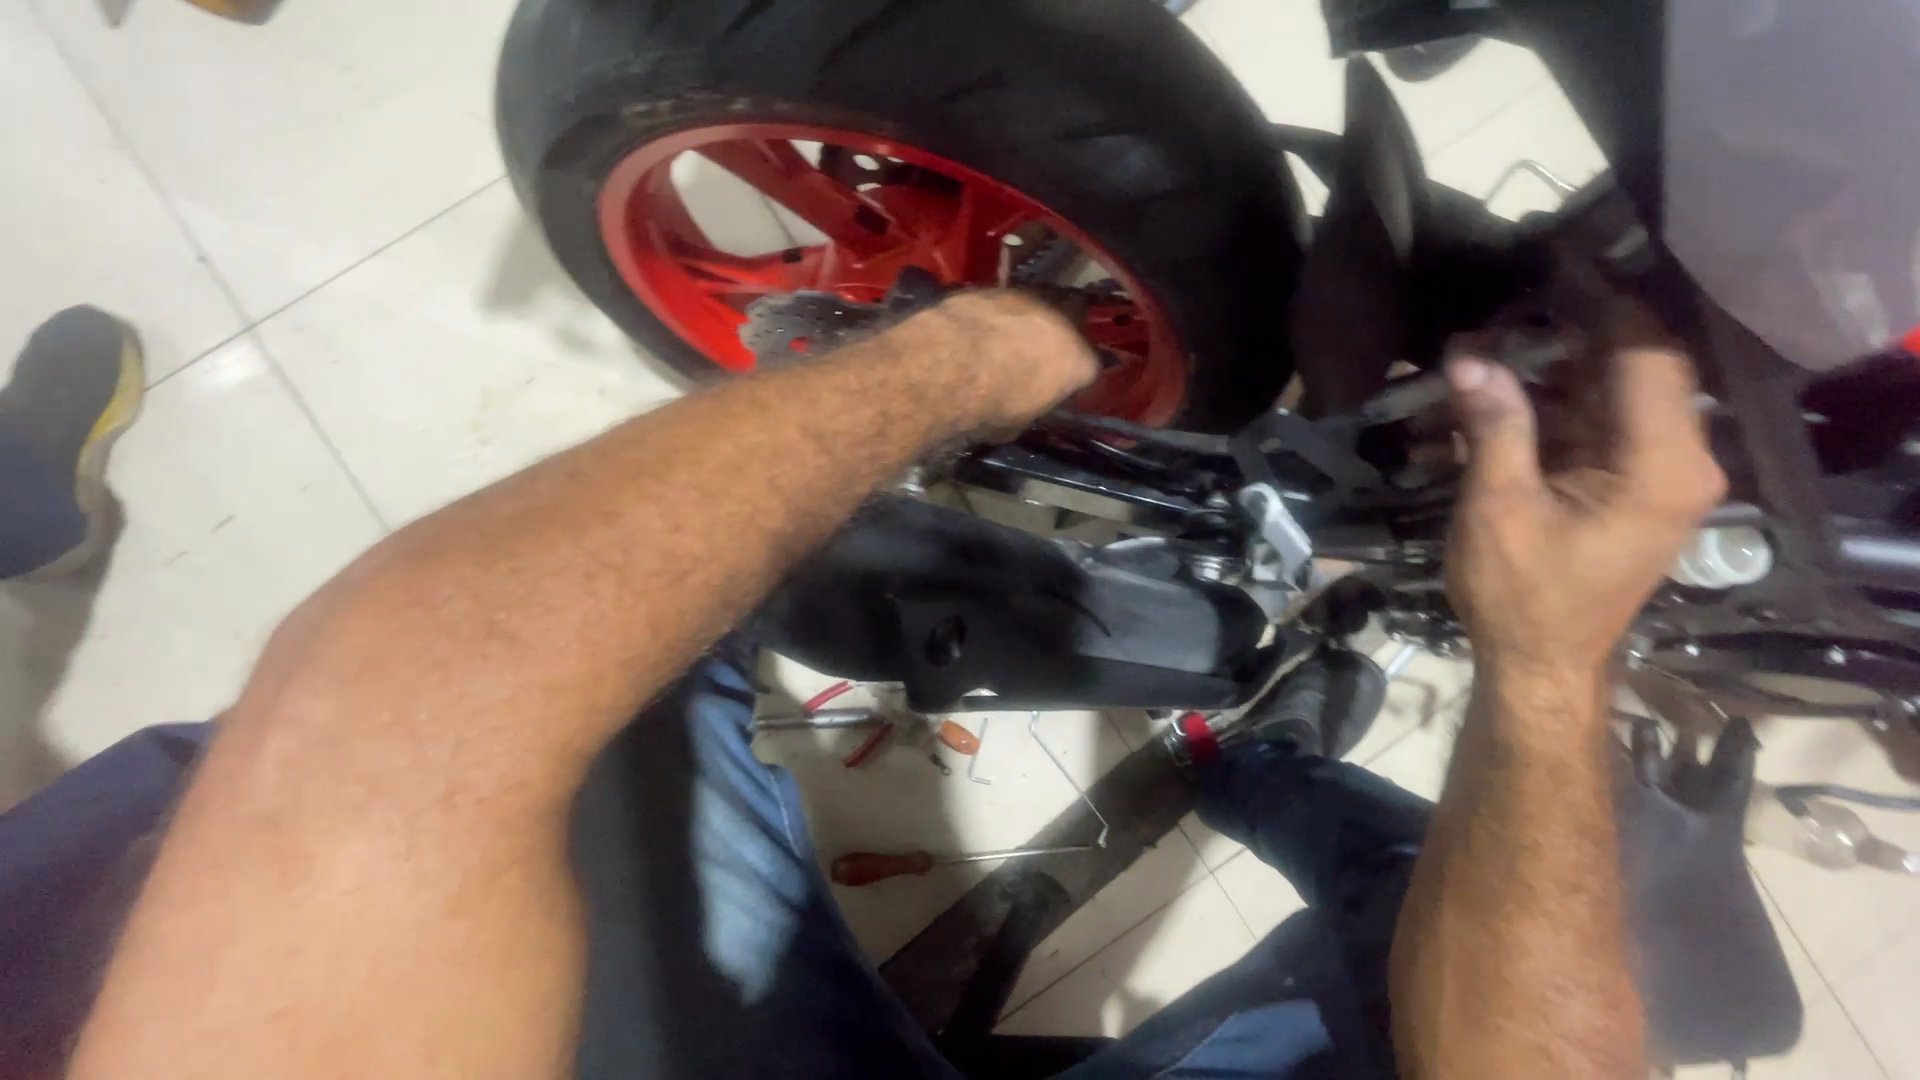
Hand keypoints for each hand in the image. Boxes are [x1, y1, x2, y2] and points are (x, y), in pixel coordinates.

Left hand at [908, 290, 1100, 432]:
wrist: (948, 366)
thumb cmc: (990, 406)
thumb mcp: (1018, 423)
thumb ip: (1032, 406)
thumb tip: (1024, 404)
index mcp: (1077, 362)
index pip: (1088, 370)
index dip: (1073, 381)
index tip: (1058, 390)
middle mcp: (1062, 322)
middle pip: (1070, 327)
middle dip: (1056, 342)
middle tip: (1035, 360)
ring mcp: (1027, 298)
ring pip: (1035, 309)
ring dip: (1025, 325)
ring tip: (1002, 344)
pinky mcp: (992, 288)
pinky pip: (1001, 305)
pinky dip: (994, 317)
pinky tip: (976, 332)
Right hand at [1443, 308, 1725, 685]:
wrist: (1538, 661)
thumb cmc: (1521, 593)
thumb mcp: (1498, 507)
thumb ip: (1495, 427)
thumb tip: (1471, 358)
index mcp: (1661, 464)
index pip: (1645, 356)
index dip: (1601, 305)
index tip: (1550, 266)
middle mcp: (1673, 459)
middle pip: (1624, 369)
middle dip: (1556, 338)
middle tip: (1489, 318)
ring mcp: (1648, 472)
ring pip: (1598, 396)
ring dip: (1535, 376)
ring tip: (1466, 359)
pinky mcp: (1620, 485)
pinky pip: (1582, 428)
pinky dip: (1532, 414)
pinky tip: (1475, 407)